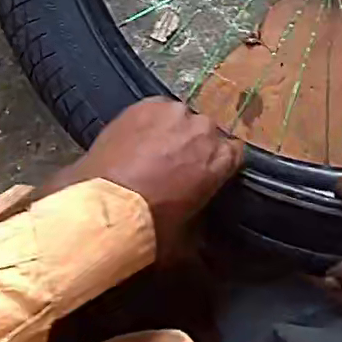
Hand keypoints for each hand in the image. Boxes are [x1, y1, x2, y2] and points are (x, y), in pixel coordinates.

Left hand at [34, 96, 242, 260]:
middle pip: (204, 132)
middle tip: (172, 164)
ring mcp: (173, 111)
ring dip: (169, 130)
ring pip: (178, 118)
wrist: (108, 202)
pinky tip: (135, 138)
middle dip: (192, 145)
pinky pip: (154, 110)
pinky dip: (148, 121)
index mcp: (221, 158)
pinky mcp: (144, 104)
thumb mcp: (187, 237)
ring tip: (150, 150)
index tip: (203, 172)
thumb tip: (202, 234)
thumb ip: (202, 227)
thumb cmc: (152, 224)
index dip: (216, 163)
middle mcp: (202, 128)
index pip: (233, 152)